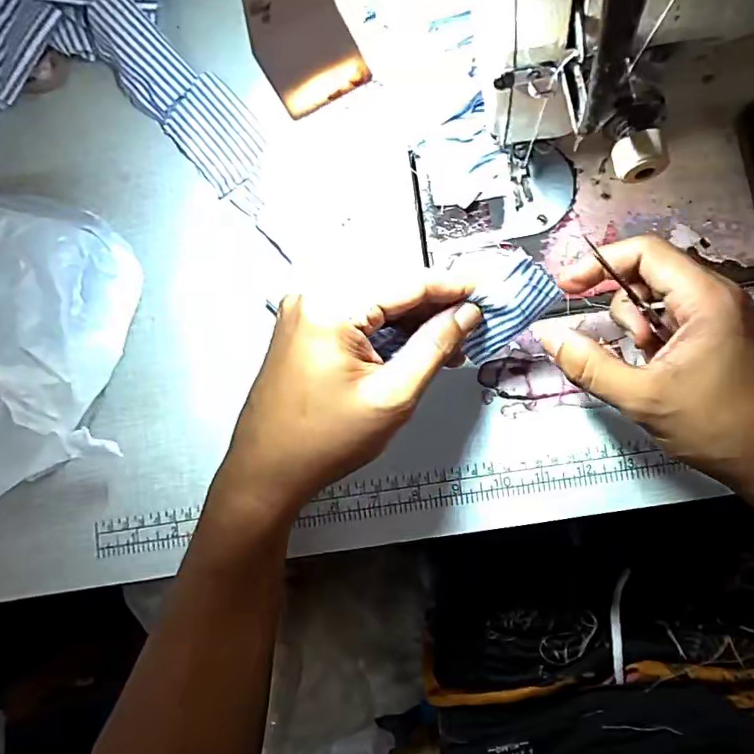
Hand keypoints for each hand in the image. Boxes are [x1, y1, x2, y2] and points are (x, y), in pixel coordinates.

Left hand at [210, 275, 481, 524]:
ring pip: (379, 300)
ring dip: (416, 319)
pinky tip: (418, 347)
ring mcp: (307, 310)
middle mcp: (313, 296)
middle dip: (435, 305)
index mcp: (331, 307)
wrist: (268, 471)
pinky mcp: (308, 326)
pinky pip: (361, 314)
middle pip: (392, 286)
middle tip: (473, 325)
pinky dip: (393, 327)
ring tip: (451, 346)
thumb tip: (467, 314)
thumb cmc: (326, 440)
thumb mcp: (394, 394)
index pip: (406, 282)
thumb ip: (435, 346)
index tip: (485, 289)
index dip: (452, 286)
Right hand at [532, 236, 753, 500]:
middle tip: (623, 345)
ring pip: (661, 299)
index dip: (599, 263)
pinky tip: (659, 371)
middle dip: (623, 306)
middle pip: (651, 273)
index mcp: (706, 297)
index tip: (568, 287)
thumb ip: (589, 364)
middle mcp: (719, 296)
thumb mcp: (642, 397)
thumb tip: (550, 336)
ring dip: (639, 326)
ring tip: (646, 365)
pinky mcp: (723, 336)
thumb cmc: (718, 428)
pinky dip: (657, 338)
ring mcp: (724, 315)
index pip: (645, 252)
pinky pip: (677, 320)